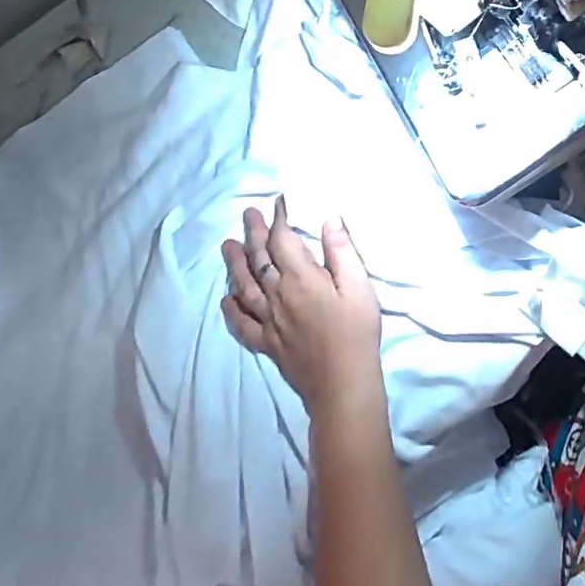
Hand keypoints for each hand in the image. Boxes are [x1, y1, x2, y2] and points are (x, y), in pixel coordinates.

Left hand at [221, 196, 384, 418]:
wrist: (342, 383)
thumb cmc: (356, 331)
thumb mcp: (358, 286)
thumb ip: (341, 252)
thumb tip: (329, 220)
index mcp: (301, 278)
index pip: (284, 240)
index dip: (280, 219)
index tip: (280, 202)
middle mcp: (278, 296)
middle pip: (260, 259)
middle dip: (254, 234)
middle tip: (248, 214)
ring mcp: (269, 321)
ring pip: (245, 287)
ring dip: (235, 264)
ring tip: (227, 246)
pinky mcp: (267, 344)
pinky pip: (242, 324)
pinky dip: (231, 310)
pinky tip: (226, 300)